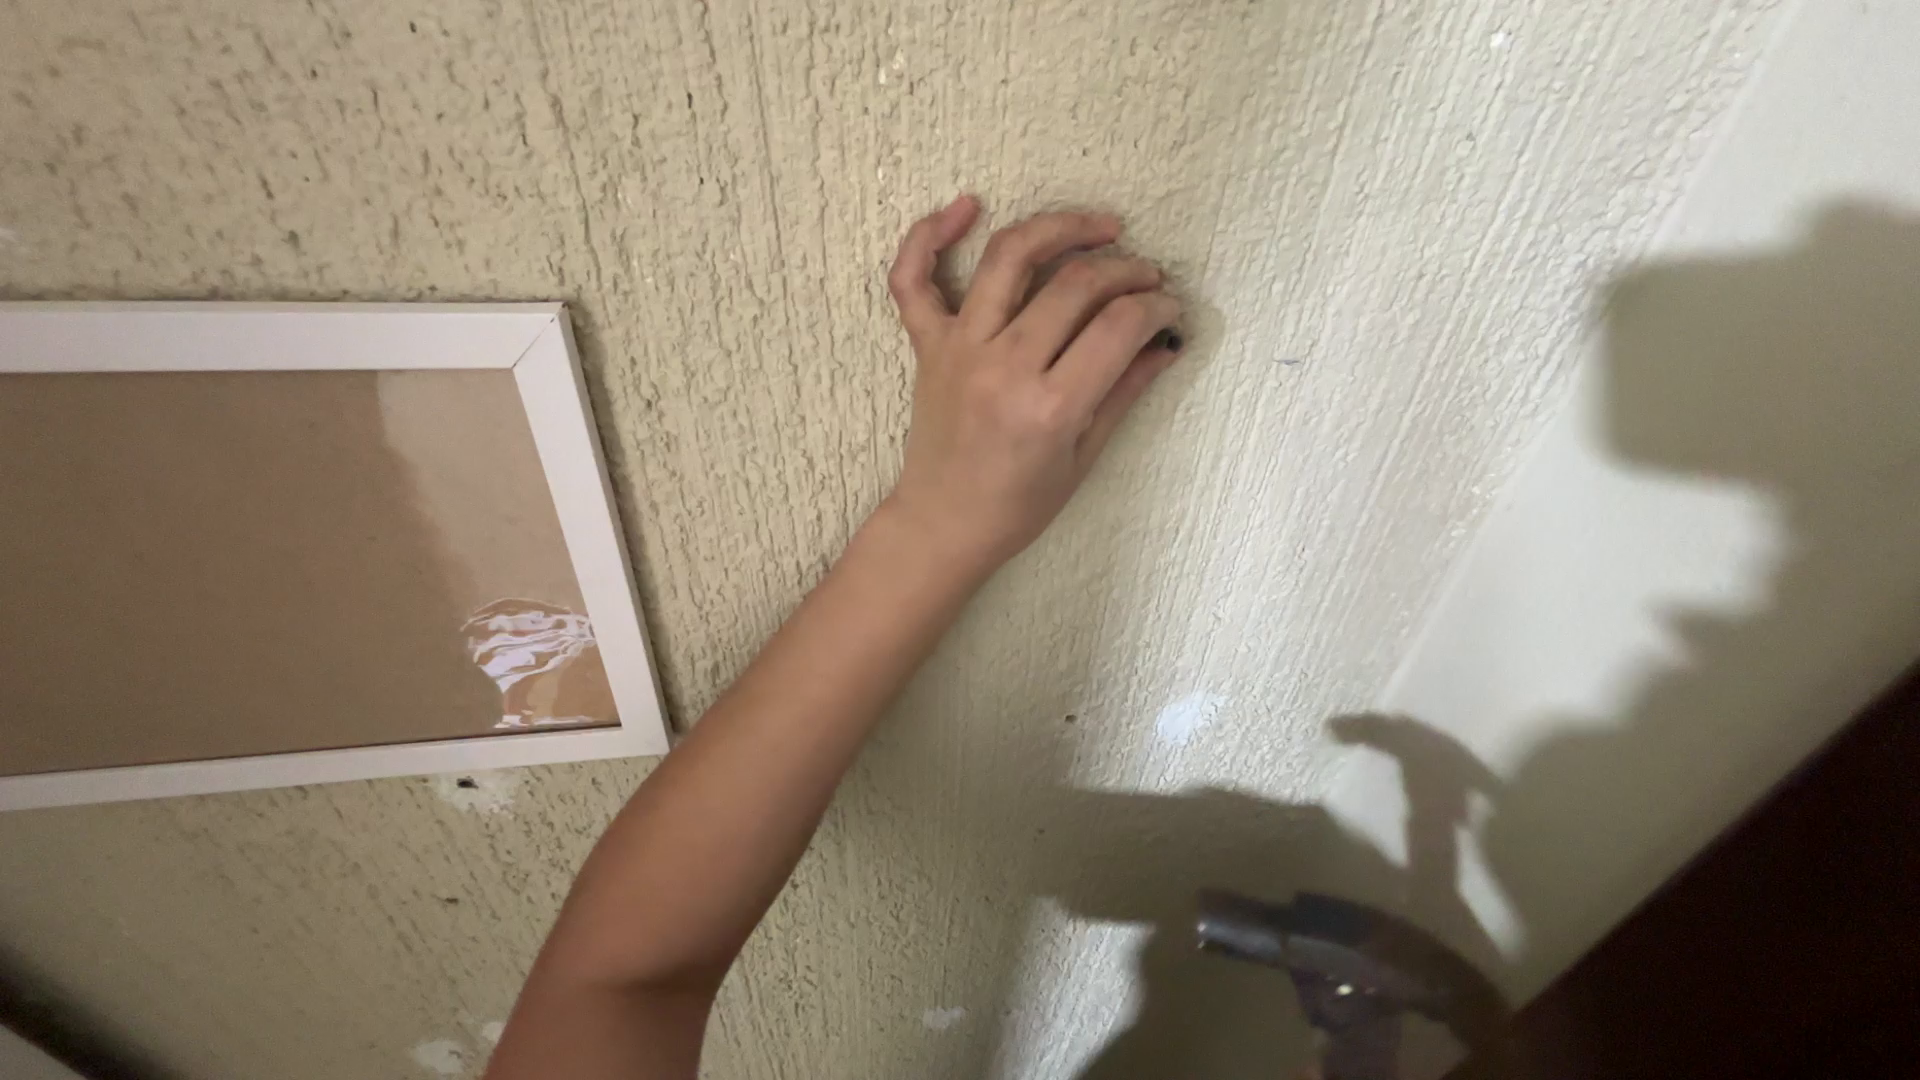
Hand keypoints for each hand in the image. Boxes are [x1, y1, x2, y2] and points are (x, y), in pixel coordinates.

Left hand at [882, 195, 1183, 571]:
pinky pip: (912, 280)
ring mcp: (960, 350)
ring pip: (1009, 257)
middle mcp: (1003, 368)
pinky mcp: (928, 346)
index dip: (1157, 308)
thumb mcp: (1082, 459)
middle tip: (1147, 278)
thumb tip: (1165, 344)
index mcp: (1049, 408)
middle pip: (1076, 284)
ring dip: (1059, 227)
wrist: (943, 524)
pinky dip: (929, 236)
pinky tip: (965, 206)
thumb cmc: (1016, 507)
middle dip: (1126, 270)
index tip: (1170, 310)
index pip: (1120, 326)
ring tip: (1098, 227)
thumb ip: (1123, 393)